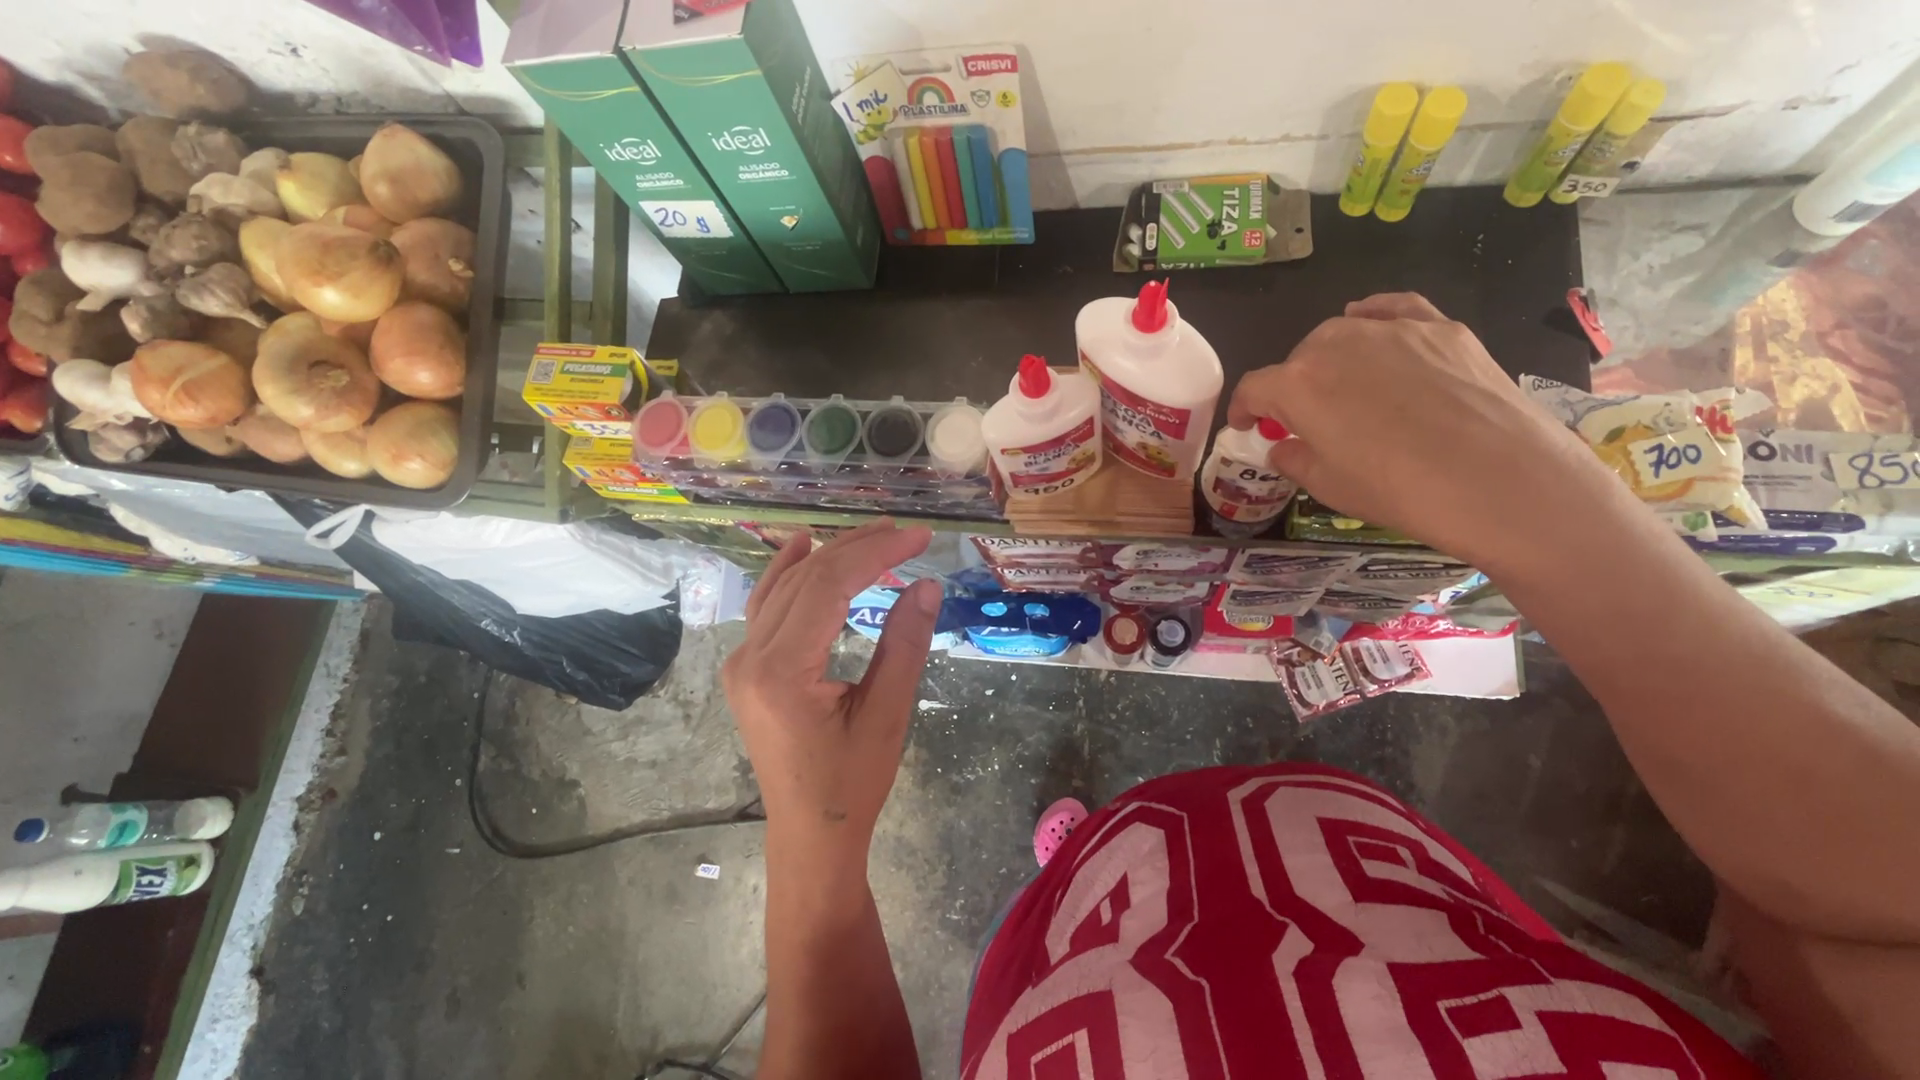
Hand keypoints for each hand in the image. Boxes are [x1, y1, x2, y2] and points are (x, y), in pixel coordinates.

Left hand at [722, 520, 940, 855]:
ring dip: (828, 557)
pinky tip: (801, 548)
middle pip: (805, 580)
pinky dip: (788, 574)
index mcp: (781, 671)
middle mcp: (750, 657)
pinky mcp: (747, 669)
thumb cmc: (851, 784)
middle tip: (904, 533)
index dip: (876, 554)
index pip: (829, 587)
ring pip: (785, 588)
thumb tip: (926, 585)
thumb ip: (903, 645)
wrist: (809, 833)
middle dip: (857, 549)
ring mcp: (742, 662)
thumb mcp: (886, 716)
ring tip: (872, 535)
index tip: (918, 537)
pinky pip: (766, 607)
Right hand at [1228, 292, 1628, 570]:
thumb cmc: (1400, 491)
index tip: (1247, 425)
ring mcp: (1393, 329)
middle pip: (1299, 358)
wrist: (1500, 479)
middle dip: (1293, 386)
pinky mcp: (1442, 327)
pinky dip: (1375, 314)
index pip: (1255, 388)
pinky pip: (1394, 308)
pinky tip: (1372, 322)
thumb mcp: (1331, 487)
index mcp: (1297, 385)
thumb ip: (1296, 459)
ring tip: (1342, 383)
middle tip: (1307, 419)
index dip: (1244, 408)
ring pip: (1343, 331)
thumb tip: (1285, 445)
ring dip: (1331, 356)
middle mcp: (1336, 344)